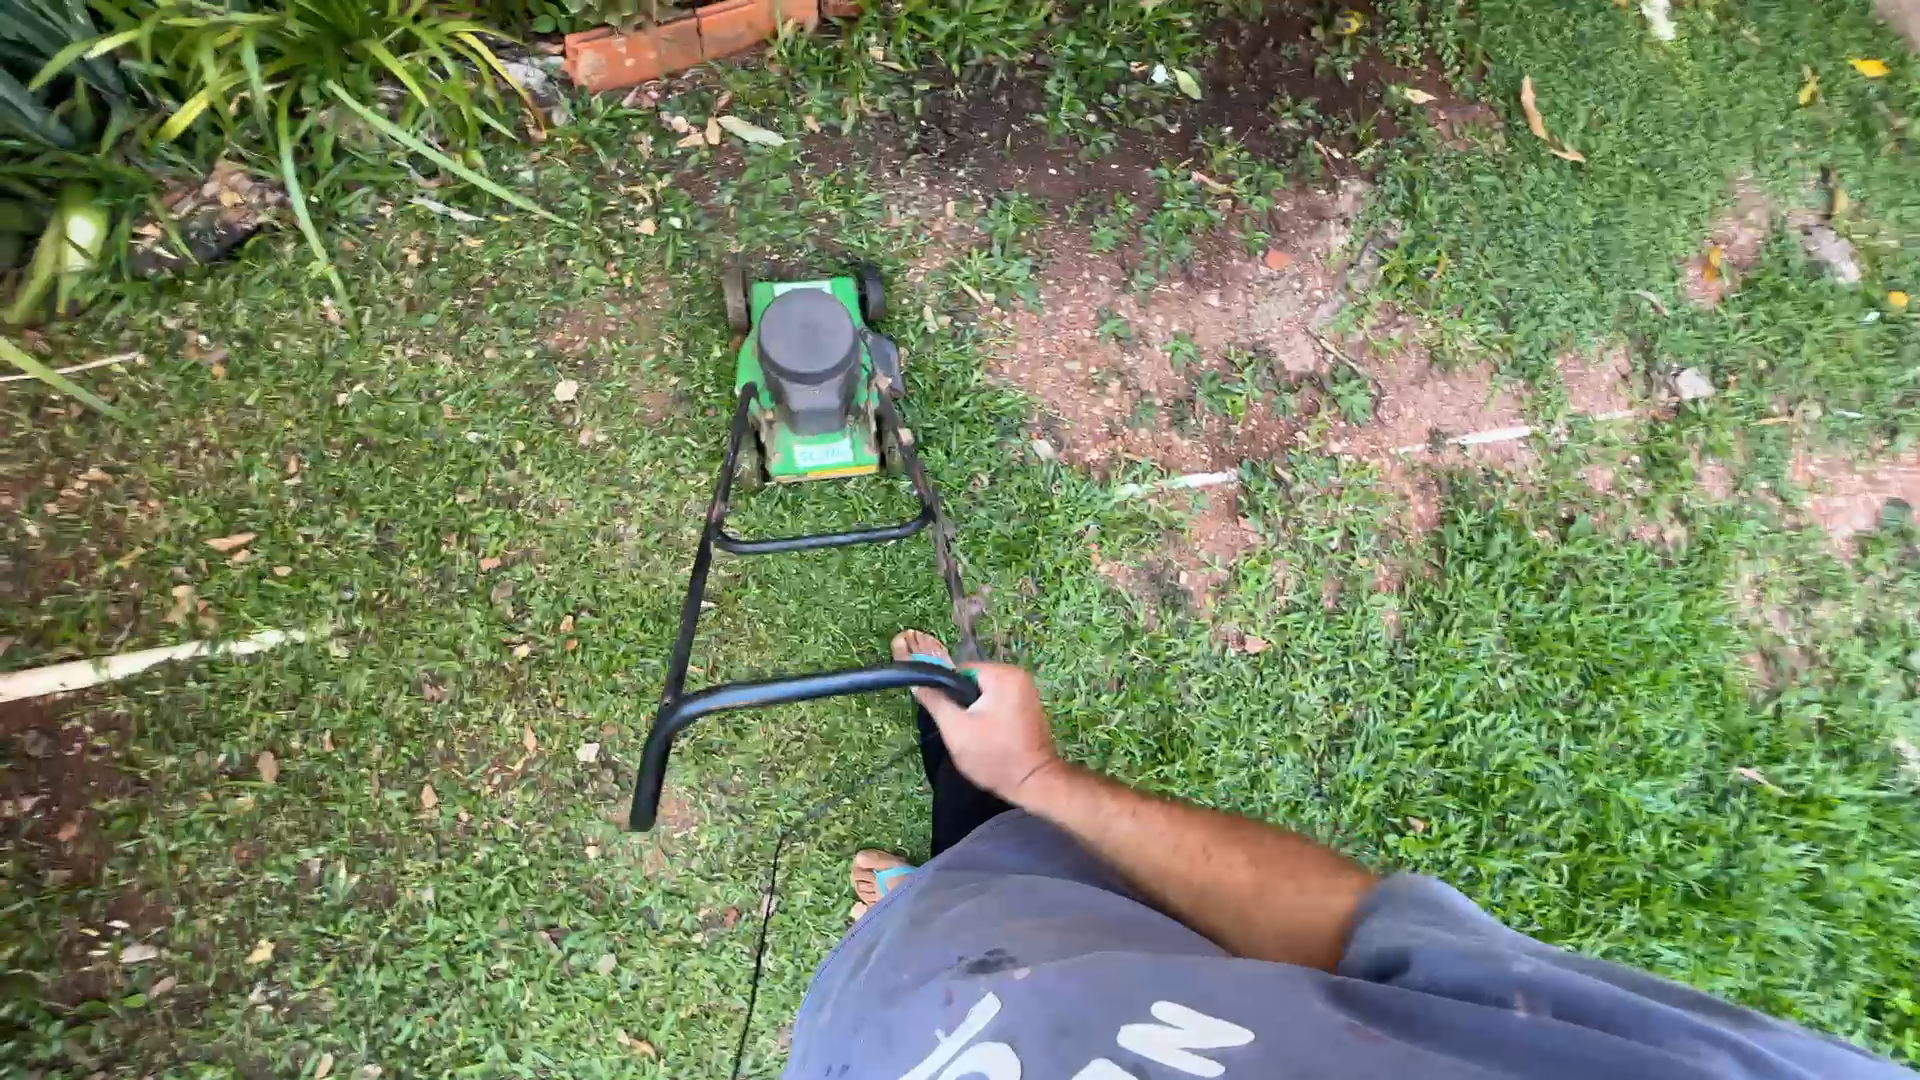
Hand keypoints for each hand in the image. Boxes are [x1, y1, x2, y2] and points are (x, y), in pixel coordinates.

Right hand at [914, 663, 1059, 802]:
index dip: (947, 690)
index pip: (961, 670)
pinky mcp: (1029, 704)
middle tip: (959, 727)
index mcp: (1002, 674)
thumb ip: (935, 701)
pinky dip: (989, 713)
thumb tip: (918, 682)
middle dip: (963, 701)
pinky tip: (987, 733)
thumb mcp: (956, 729)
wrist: (1033, 783)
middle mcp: (1018, 675)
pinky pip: (999, 700)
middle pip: (974, 680)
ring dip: (975, 709)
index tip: (945, 713)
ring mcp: (1026, 690)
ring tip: (973, 733)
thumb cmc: (993, 755)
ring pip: (986, 692)